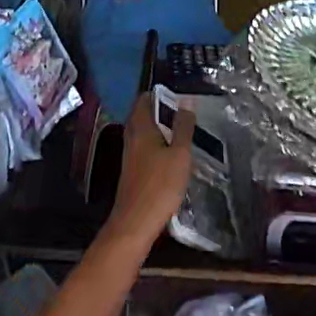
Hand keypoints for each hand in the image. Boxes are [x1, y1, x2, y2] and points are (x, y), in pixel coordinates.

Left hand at [103, 93, 194, 250]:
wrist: (136, 222)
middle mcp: (131, 139)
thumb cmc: (160, 185)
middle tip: (179, 109)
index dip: (156, 94)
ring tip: (177, 128)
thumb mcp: (179, 154)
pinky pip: (142, 148)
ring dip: (156, 127)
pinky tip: (168, 153)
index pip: (143, 102)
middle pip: (140, 117)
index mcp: (141, 130)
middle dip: (156, 110)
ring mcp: (129, 157)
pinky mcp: (132, 172)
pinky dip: (154, 143)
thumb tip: (186, 101)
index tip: (175, 93)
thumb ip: (183, 127)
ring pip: (140, 133)